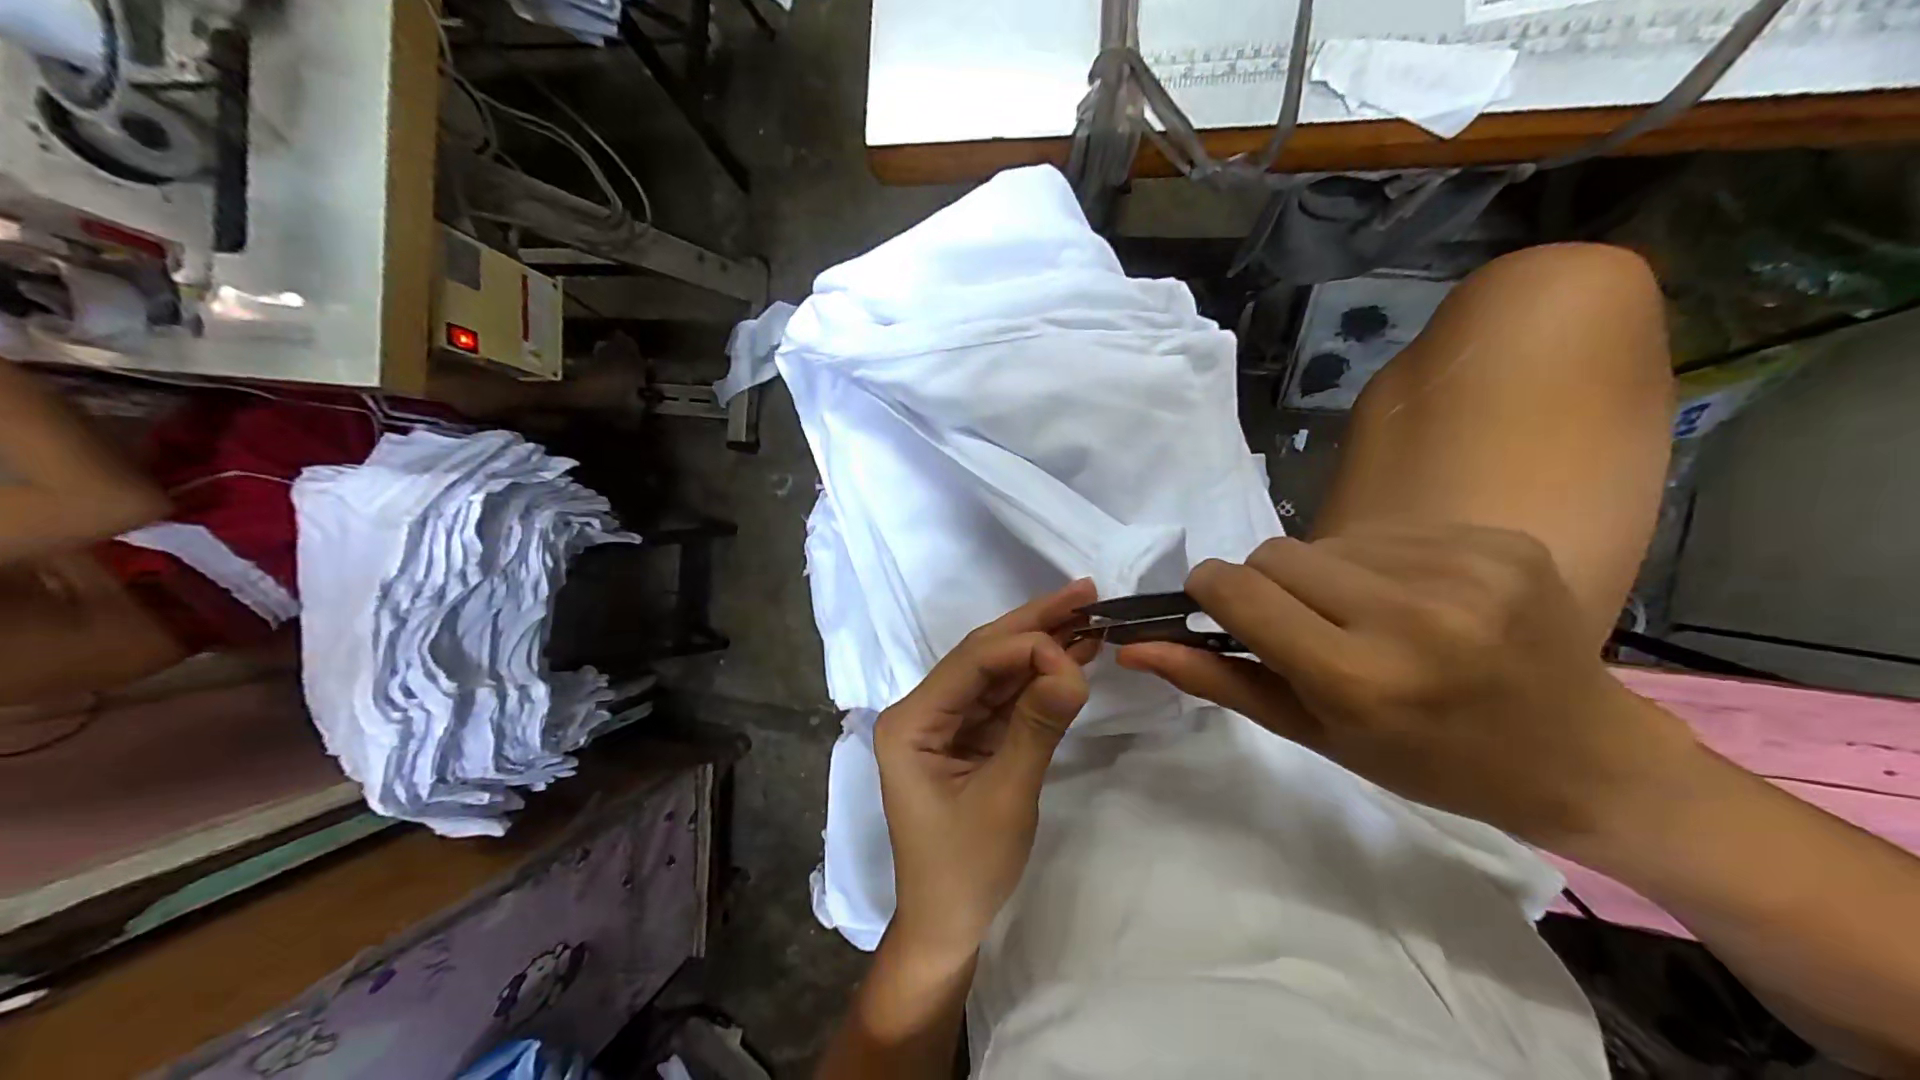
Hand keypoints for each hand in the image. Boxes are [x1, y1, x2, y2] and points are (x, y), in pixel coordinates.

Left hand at [875, 580, 1097, 959]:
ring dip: (1042, 646)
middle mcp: (921, 710)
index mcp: (911, 721)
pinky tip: (1071, 657)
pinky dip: (1038, 680)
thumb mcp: (1005, 797)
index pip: (972, 663)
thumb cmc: (965, 868)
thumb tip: (1072, 668)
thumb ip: (1036, 727)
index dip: (1026, 646)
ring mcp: (944, 722)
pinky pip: (1005, 698)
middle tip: (1085, 591)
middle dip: (1034, 624)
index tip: (1079, 648)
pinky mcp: (967, 737)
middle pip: (983, 655)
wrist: (948, 924)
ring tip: (1088, 616)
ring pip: (997, 671)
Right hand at [1116, 525, 1699, 850]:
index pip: (1239, 590)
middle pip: (1275, 554)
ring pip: (1327, 542)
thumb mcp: (1315, 734)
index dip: (1211, 591)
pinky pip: (1386, 532)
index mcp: (1360, 677)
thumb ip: (1219, 681)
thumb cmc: (1429, 762)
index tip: (1218, 606)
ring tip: (1368, 617)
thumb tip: (1134, 647)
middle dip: (1268, 586)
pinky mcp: (1499, 541)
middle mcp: (1412, 614)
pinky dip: (1379, 562)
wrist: (1580, 756)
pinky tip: (1418, 600)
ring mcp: (1465, 569)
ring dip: (1325, 575)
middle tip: (1304, 627)